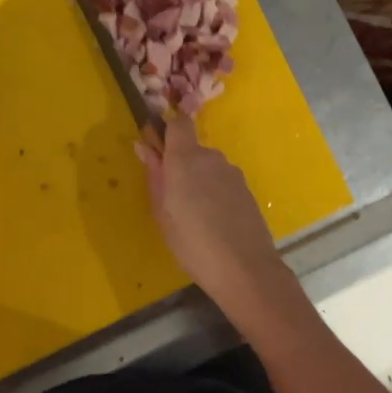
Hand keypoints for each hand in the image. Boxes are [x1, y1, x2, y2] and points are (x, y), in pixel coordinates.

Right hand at [137, 119, 286, 308]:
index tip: (157, 147)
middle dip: (180, 165)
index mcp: (185, 158)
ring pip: (208, 167)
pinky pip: (222, 182)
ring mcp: (232, 173)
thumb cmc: (192, 242)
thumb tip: (144, 146)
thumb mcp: (162, 212)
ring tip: (194, 216)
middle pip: (192, 148)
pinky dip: (215, 194)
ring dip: (199, 181)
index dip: (167, 129)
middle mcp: (211, 157)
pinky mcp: (247, 189)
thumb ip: (154, 175)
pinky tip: (214, 222)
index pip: (178, 123)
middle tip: (171, 198)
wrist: (245, 269)